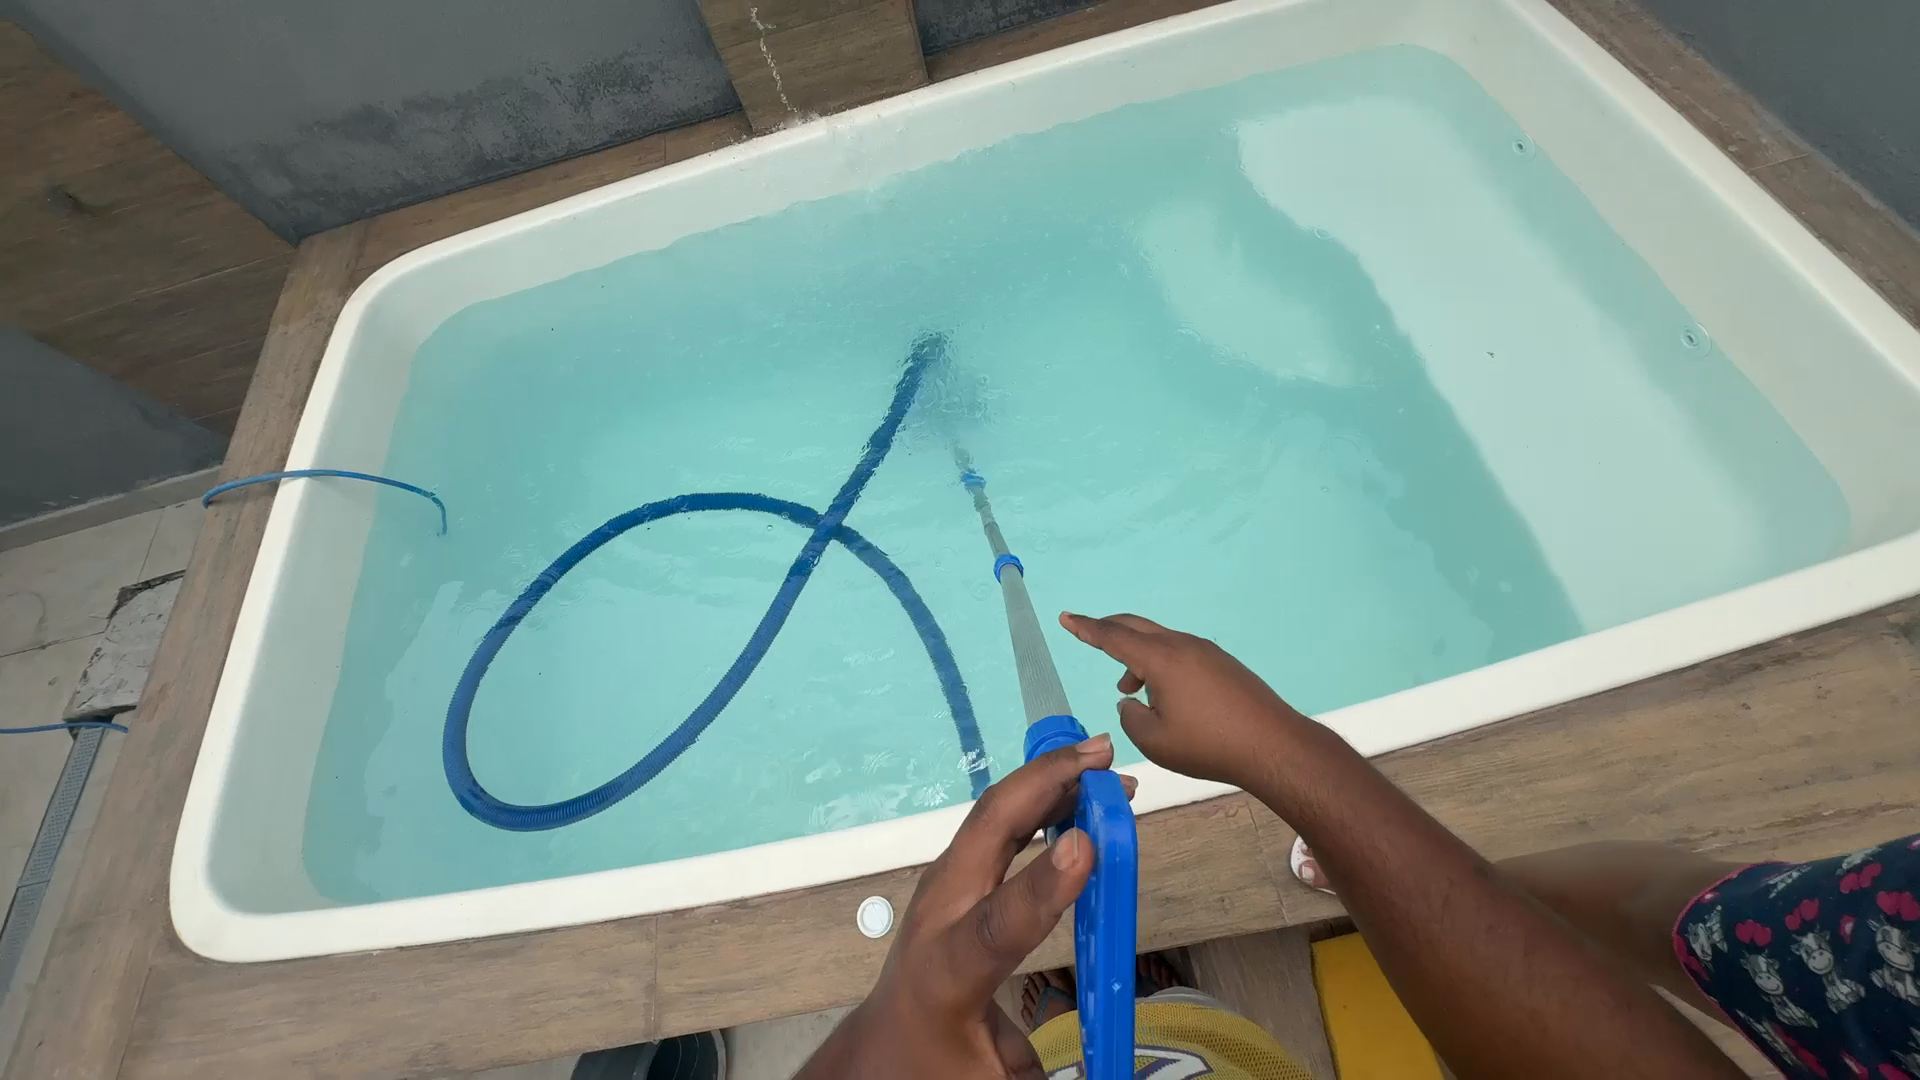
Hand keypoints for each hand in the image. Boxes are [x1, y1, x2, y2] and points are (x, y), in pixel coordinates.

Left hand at [796, 735, 1129, 1079]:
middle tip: (1104, 756)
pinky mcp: (957, 870)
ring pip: (995, 813)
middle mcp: (942, 908)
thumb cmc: (932, 1064)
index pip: (994, 927)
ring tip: (1102, 765)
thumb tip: (1103, 1061)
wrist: (880, 1045)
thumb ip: (1041, 1065)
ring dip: (1047, 780)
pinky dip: (1038, 797)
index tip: (1089, 845)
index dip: (1043, 886)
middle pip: (988, 829)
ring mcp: (947, 879)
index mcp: (946, 971)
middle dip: (1046, 782)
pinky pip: (999, 822)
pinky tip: (1075, 790)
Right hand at [1060, 612, 1315, 790]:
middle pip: (1136, 626)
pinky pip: (1179, 652)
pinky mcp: (1223, 664)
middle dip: (1108, 628)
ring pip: (1159, 641)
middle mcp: (1181, 645)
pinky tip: (1165, 695)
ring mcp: (1206, 652)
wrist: (1274, 747)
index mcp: (1160, 659)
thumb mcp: (1155, 741)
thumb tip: (1133, 702)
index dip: (1085, 628)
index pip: (1112, 637)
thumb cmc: (1208, 745)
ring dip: (1137, 656)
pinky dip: (1160, 664)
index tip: (1066, 616)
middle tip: (1089, 632)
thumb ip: (1131, 719)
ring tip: (1128, 689)